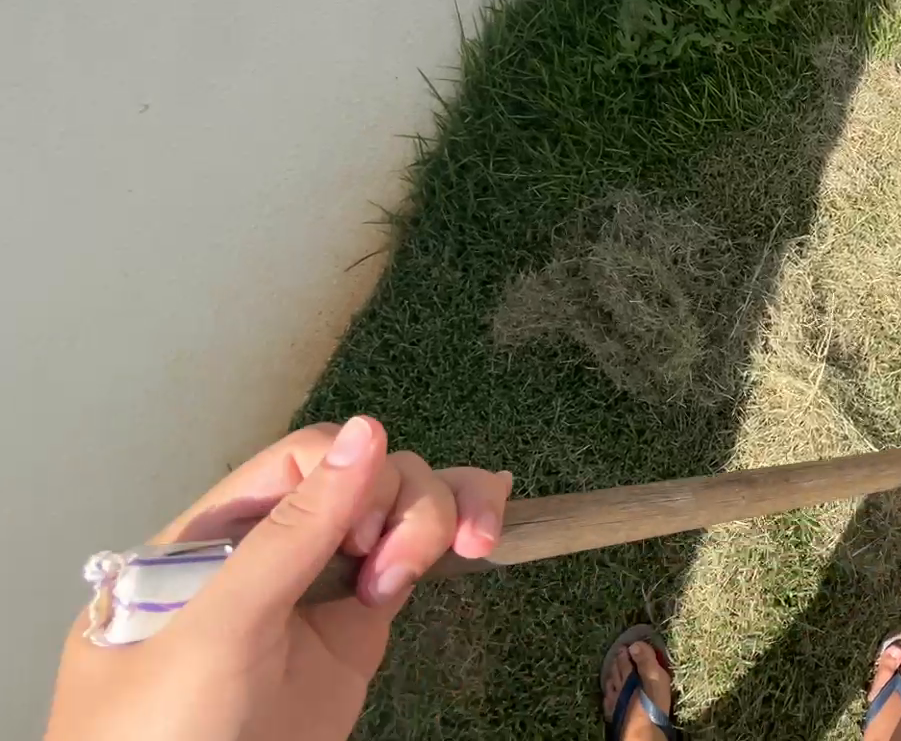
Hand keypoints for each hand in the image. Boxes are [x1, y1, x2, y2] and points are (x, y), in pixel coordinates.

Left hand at [44, 416, 511, 740]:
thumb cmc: (172, 733)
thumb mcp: (220, 632)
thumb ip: (293, 532)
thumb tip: (369, 425)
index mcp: (215, 536)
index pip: (303, 459)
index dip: (352, 479)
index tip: (360, 539)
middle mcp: (277, 544)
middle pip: (373, 475)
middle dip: (409, 509)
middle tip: (397, 575)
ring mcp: (328, 576)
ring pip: (411, 501)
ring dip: (452, 513)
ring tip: (475, 546)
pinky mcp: (371, 608)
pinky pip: (426, 545)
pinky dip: (469, 521)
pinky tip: (494, 520)